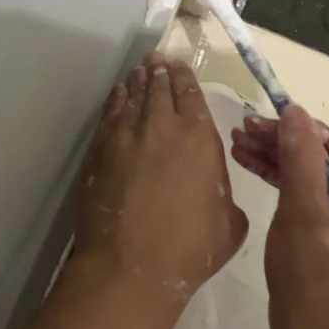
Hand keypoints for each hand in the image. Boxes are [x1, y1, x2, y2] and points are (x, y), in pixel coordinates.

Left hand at [71, 53, 248, 304]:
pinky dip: (114, 103)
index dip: (183, 77)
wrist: (130, 267)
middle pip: (158, 89)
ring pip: (131, 98)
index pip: (190, 94)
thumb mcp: (230, 226)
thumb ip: (226, 199)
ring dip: (136, 83)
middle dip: (158, 72)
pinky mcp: (99, 153)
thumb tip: (217, 195)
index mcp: (199, 137)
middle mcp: (161, 127)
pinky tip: (116, 98)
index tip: (177, 66)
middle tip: (155, 61)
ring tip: (138, 73)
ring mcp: (125, 137)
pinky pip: (109, 117)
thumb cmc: (190, 249)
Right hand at [230, 107, 328, 328]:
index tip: (296, 143)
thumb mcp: (303, 212)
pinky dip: (286, 178)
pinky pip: (315, 194)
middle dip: (295, 139)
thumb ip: (302, 157)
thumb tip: (296, 112)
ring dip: (283, 154)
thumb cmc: (314, 278)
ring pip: (322, 171)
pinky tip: (249, 162)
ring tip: (240, 140)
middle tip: (251, 129)